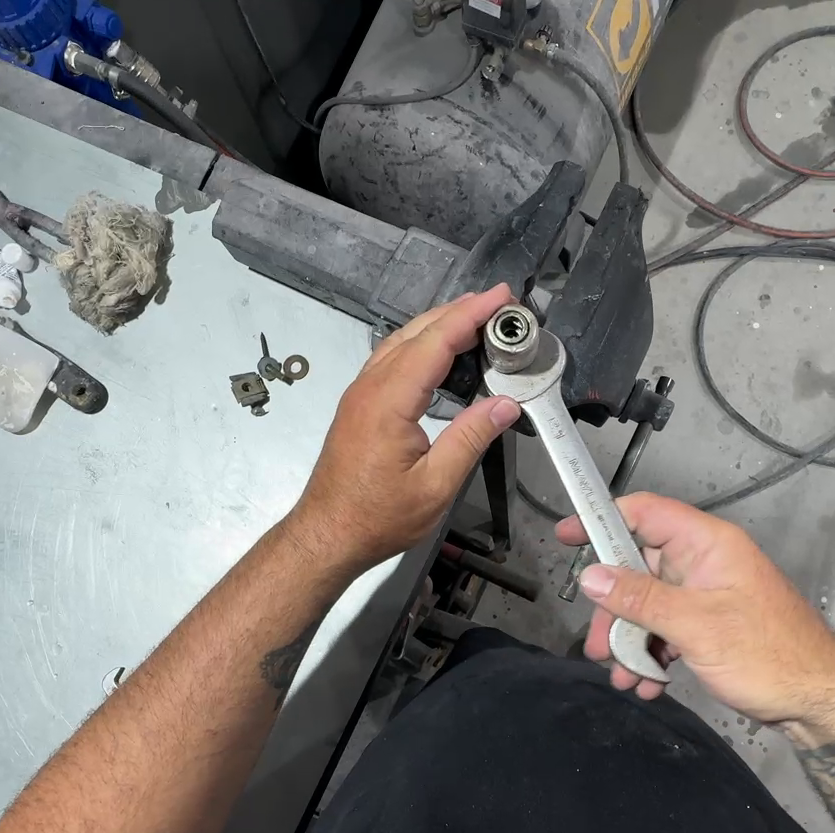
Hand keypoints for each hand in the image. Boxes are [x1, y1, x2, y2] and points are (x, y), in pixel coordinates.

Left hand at [286, 285, 522, 574]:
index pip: (435, 342)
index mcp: (388, 400)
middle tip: (498, 303)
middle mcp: (370, 387)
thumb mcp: (434, 486)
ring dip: (438, 326)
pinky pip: (392, 360)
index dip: (471, 315)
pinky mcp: (359, 406)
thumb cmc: (378, 518)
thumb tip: (506, 404)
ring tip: (476, 321)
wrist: (328, 535)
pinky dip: (421, 346)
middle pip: (416, 333)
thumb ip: (470, 439)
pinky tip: (440, 354)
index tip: (501, 296)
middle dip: (458, 312)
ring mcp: (360, 394)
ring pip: (400, 343)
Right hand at [558, 493, 834, 731]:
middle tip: (598, 646)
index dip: (603, 519)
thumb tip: (590, 577)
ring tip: (623, 676)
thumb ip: (640, 599)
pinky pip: (664, 630)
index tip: (567, 536)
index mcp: (707, 545)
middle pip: (637, 569)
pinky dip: (651, 655)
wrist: (819, 705)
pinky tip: (646, 684)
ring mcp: (704, 596)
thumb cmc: (769, 655)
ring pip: (647, 606)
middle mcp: (703, 564)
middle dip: (613, 610)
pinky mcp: (707, 626)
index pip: (646, 514)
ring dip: (630, 641)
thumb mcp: (697, 626)